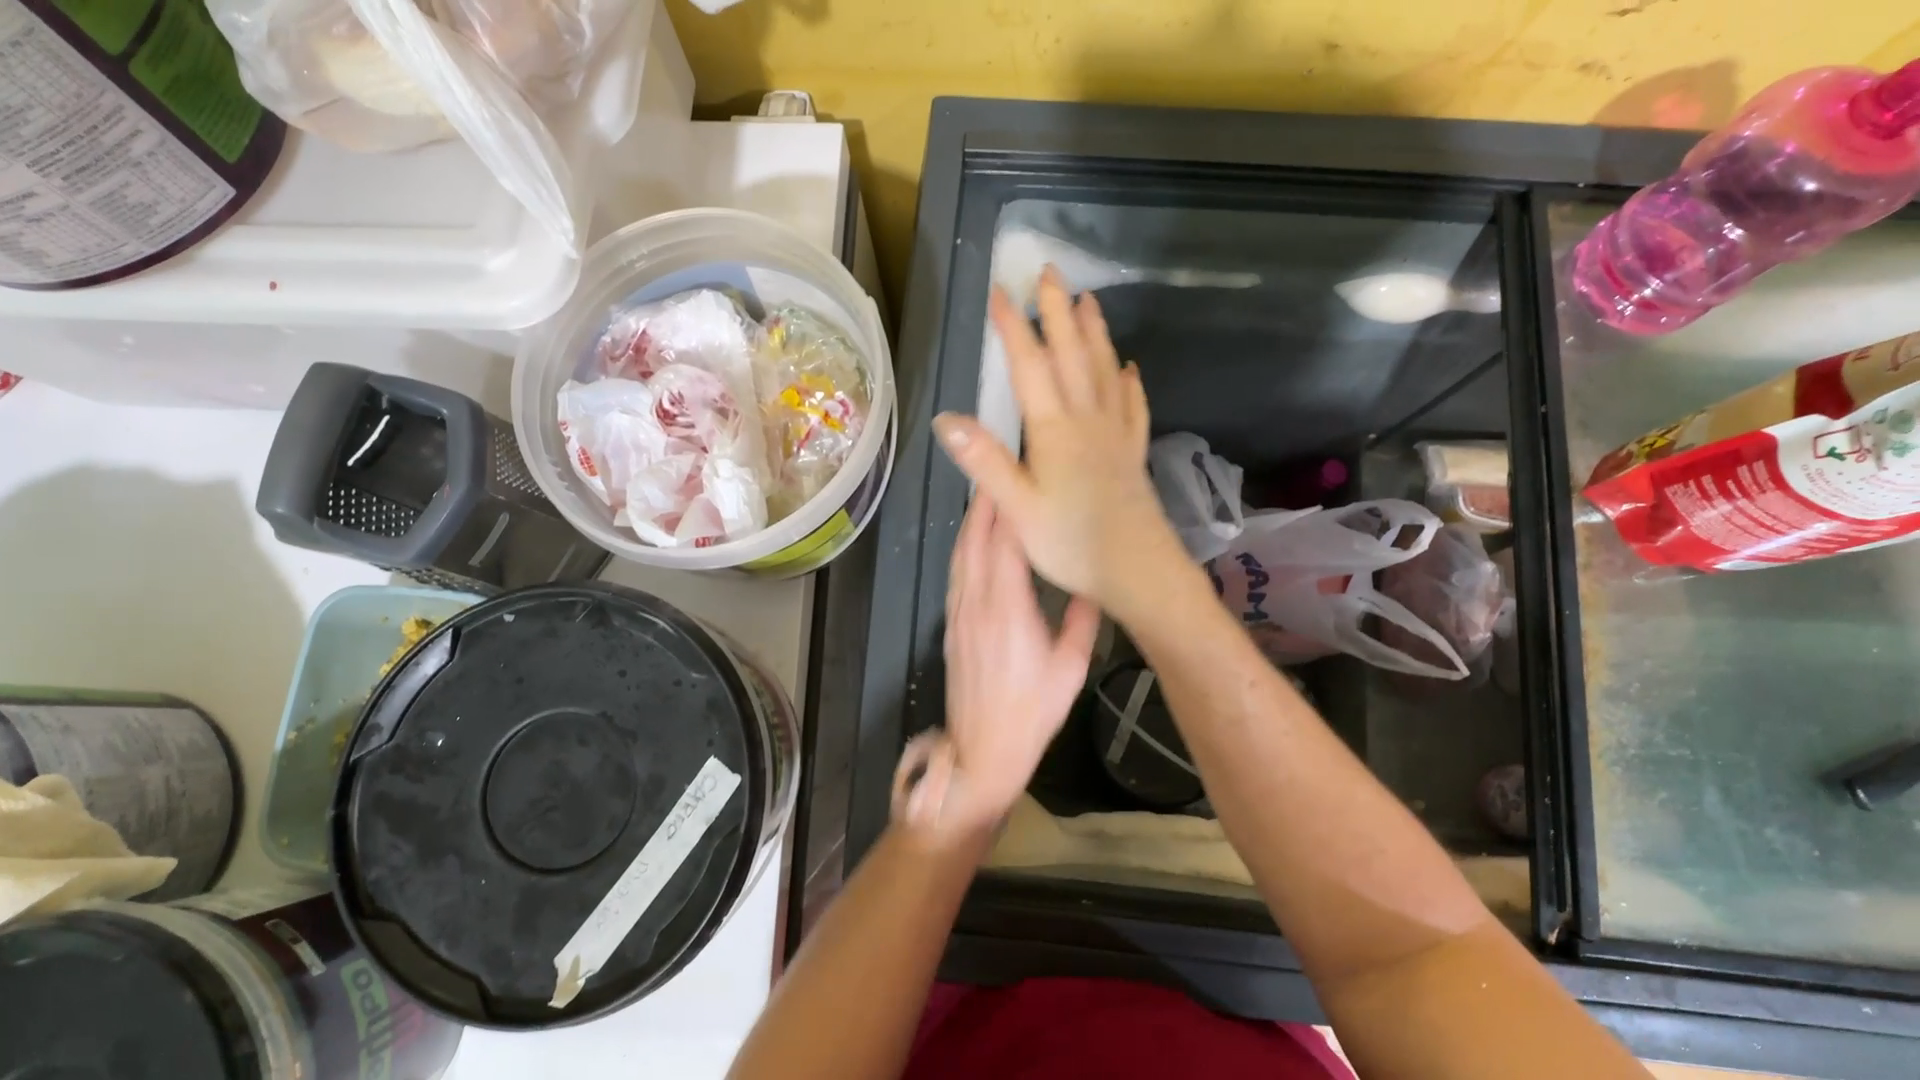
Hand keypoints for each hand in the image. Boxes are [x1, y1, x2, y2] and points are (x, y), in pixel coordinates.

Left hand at [892, 493, 1098, 841]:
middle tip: (999, 466)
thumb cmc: (1032, 713)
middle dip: (986, 502)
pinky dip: (964, 548)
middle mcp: (977, 603)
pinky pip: (956, 574)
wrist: (981, 752)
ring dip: (971, 521)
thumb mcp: (1071, 668)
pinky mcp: (951, 626)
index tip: (1021, 473)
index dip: (1012, 505)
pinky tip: (972, 539)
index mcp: (1009, 609)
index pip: (1006, 542)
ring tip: (986, 493)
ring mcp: (959, 613)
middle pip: (976, 539)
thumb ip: (1084, 621)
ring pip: (961, 554)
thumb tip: (1096, 585)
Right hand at [931, 267, 1183, 611]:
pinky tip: (1129, 370)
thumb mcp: (1017, 507)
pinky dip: (1129, 384)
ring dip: (1094, 334)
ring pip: (1104, 371)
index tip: (1000, 291)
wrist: (1137, 569)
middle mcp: (1086, 420)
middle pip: (1071, 355)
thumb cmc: (1071, 542)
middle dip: (1058, 312)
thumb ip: (984, 461)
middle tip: (1050, 273)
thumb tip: (944, 418)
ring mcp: (1114, 435)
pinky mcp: (1132, 454)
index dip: (1013, 327)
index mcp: (1053, 429)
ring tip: (1089, 301)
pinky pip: (1132, 408)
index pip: (1029, 365)